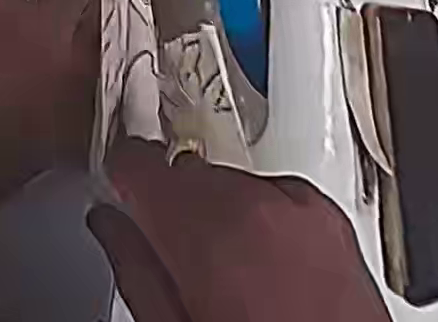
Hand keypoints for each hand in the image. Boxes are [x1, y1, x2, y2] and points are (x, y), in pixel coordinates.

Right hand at [87, 139, 389, 321]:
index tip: (120, 180)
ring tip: (231, 276)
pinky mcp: (326, 215)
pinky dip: (263, 215)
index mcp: (203, 234)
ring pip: (229, 179)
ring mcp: (292, 206)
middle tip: (178, 255)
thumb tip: (111, 224)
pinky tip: (268, 268)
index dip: (123, 170)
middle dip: (175, 203)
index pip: (141, 162)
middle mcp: (249, 205)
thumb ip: (135, 269)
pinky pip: (274, 193)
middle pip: (185, 172)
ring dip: (219, 209)